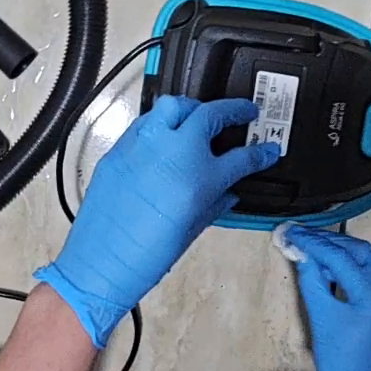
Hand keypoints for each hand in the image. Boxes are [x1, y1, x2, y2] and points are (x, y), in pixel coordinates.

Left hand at [36, 96, 279, 347]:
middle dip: (233, 111)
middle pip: (209, 115)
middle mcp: (172, 153)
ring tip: (200, 119)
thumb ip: (215, 205)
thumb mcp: (192, 231)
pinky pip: (145, 122)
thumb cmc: (148, 256)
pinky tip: (165, 138)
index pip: (241, 157)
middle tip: (244, 114)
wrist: (101, 264)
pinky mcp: (119, 149)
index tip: (269, 149)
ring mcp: (143, 146)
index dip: (260, 153)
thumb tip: (228, 191)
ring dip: (192, 108)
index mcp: (198, 179)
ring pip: (172, 106)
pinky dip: (161, 124)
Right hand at [285, 227, 370, 370]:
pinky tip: (332, 265)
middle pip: (361, 252)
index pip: (341, 259)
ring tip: (315, 246)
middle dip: (330, 241)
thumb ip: (311, 279)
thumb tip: (303, 253)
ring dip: (342, 251)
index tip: (294, 233)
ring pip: (368, 260)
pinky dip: (352, 266)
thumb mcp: (319, 316)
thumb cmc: (336, 357)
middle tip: (304, 235)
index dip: (315, 243)